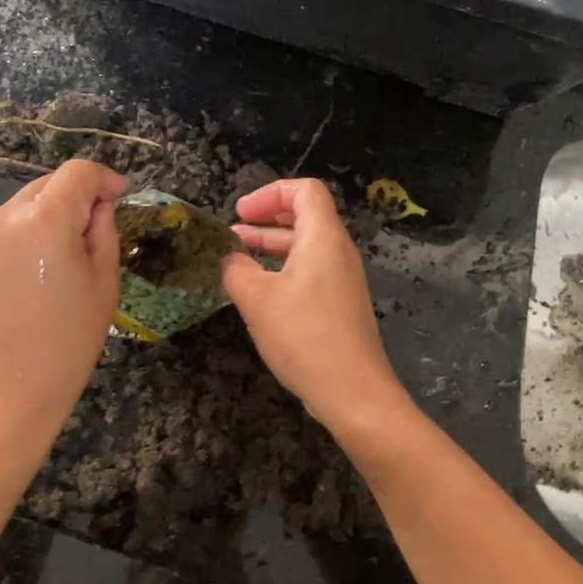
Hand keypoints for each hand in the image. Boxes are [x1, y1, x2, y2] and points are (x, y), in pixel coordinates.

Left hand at [0, 160, 125, 458]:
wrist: (0, 397)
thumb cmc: (64, 344)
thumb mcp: (103, 285)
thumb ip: (103, 232)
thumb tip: (98, 208)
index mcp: (46, 217)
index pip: (79, 172)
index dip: (104, 179)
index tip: (121, 198)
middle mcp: (7, 215)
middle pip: (50, 184)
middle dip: (77, 197)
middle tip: (98, 233)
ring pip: (26, 204)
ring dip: (51, 214)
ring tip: (67, 258)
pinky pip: (6, 228)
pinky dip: (28, 234)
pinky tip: (38, 273)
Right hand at [222, 179, 410, 431]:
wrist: (354, 393)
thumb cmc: (304, 337)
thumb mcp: (258, 300)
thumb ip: (236, 270)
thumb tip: (228, 258)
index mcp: (323, 238)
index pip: (304, 190)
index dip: (270, 193)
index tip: (241, 212)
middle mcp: (338, 251)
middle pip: (305, 215)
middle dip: (266, 218)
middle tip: (233, 230)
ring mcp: (342, 278)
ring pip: (306, 245)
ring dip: (271, 245)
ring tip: (236, 258)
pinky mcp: (341, 303)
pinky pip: (311, 270)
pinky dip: (283, 268)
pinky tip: (259, 292)